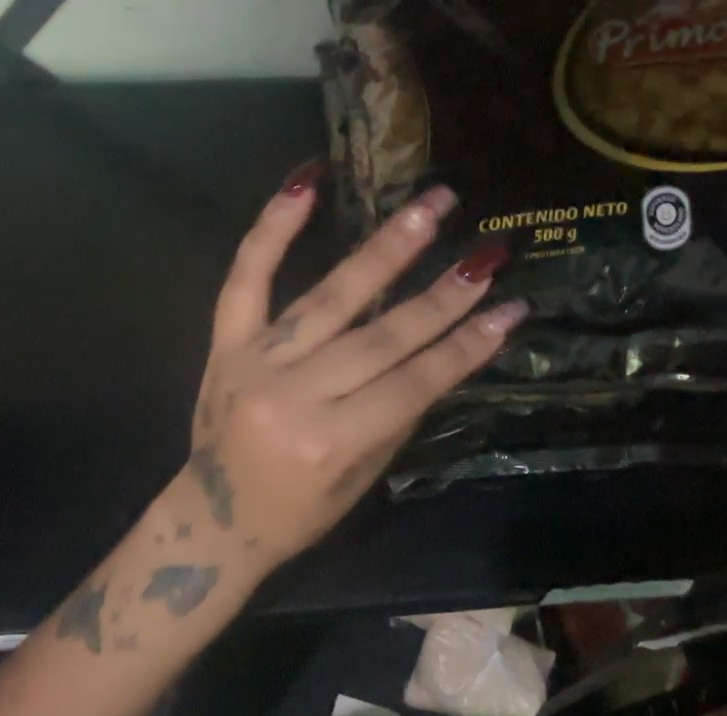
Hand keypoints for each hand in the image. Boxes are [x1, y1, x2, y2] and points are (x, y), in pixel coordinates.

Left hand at [182, 161, 525, 567]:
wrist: (216, 523)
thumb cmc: (298, 514)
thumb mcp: (360, 482)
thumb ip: (396, 418)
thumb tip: (441, 354)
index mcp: (331, 443)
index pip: (412, 384)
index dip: (464, 347)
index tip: (510, 309)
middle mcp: (294, 397)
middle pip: (380, 338)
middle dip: (442, 298)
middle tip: (487, 254)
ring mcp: (255, 365)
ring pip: (329, 299)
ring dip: (385, 250)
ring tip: (432, 206)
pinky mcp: (225, 346)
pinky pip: (245, 279)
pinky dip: (271, 229)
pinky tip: (307, 182)